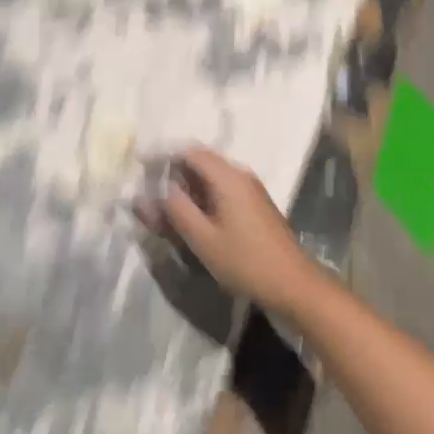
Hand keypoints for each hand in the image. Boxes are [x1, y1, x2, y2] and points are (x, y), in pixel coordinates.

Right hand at [161, 146, 323, 313]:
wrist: (292, 281)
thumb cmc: (245, 261)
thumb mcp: (203, 239)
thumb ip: (176, 210)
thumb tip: (153, 190)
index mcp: (228, 176)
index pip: (190, 151)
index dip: (164, 156)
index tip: (141, 167)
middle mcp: (240, 174)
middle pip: (201, 161)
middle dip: (173, 174)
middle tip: (149, 195)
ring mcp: (250, 188)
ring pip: (211, 177)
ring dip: (187, 188)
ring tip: (164, 210)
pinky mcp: (254, 203)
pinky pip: (222, 188)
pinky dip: (202, 197)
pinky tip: (191, 218)